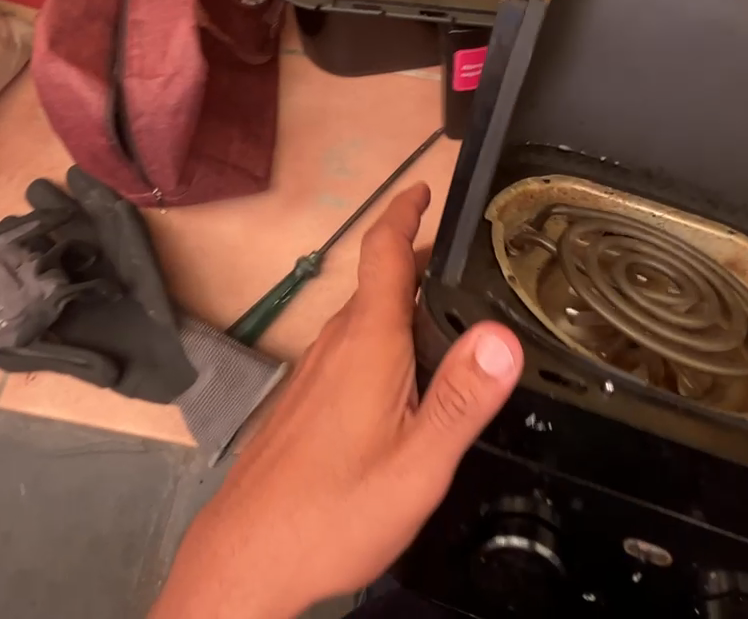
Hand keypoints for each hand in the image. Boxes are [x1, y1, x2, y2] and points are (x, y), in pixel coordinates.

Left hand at [152, 183, 524, 618]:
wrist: (244, 560)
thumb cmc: (332, 512)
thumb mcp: (416, 463)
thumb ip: (461, 399)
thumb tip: (504, 337)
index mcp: (367, 342)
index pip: (383, 252)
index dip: (404, 211)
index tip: (424, 188)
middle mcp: (336, 343)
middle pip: (381, 281)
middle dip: (423, 262)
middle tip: (471, 265)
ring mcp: (314, 370)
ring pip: (367, 316)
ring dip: (406, 301)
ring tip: (450, 317)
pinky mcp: (306, 398)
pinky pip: (352, 346)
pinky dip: (387, 336)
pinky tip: (407, 377)